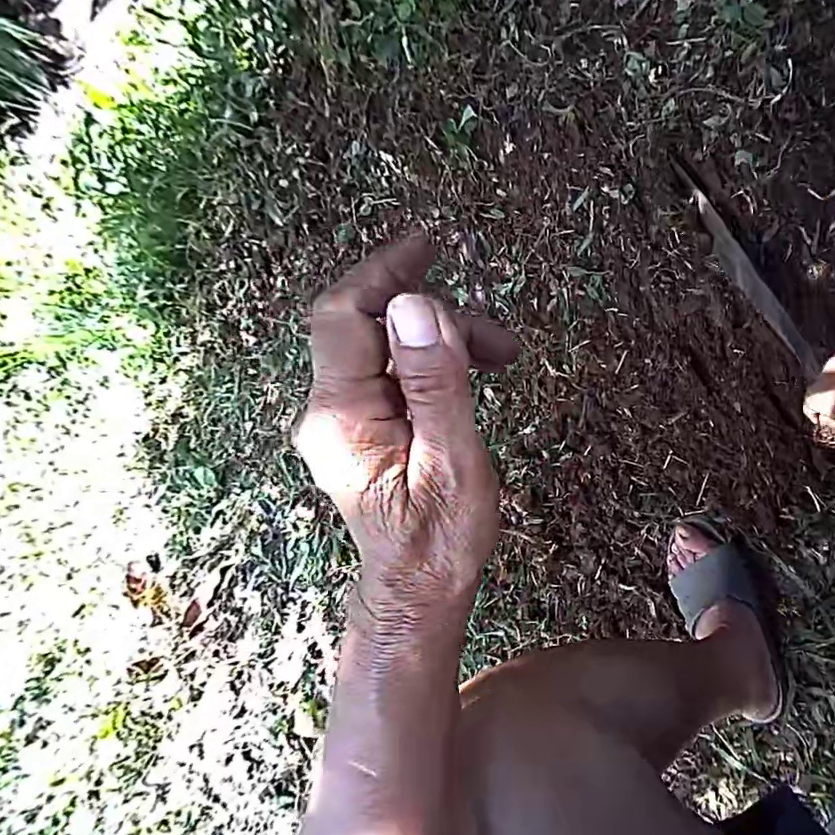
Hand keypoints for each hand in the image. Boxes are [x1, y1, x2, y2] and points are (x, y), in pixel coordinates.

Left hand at [292, 234, 521, 633]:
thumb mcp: (452, 461)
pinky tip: (471, 377)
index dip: (384, 272)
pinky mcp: (363, 430)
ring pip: (388, 350)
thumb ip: (435, 385)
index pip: (347, 316)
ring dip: (444, 343)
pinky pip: (394, 375)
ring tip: (504, 359)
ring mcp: (345, 421)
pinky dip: (435, 365)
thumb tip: (417, 307)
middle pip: (372, 329)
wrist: (419, 591)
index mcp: (343, 415)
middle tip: (503, 342)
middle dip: (438, 319)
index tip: (428, 243)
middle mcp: (331, 411)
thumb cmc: (440, 540)